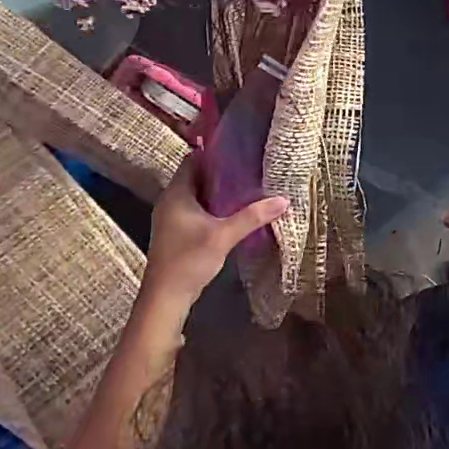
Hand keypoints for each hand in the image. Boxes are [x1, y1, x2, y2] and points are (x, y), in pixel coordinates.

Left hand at [144, 155, 288, 308]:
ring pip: (196, 195)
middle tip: (248, 167)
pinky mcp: (176, 233)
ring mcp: (171, 218)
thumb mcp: (223, 236)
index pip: (192, 160)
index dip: (213, 153)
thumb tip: (283, 200)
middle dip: (220, 173)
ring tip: (245, 186)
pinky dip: (212, 207)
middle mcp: (170, 201)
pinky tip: (231, 212)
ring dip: (216, 191)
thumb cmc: (189, 260)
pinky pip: (195, 210)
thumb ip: (252, 217)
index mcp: (176, 193)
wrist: (165, 298)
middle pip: (195, 177)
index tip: (238, 150)